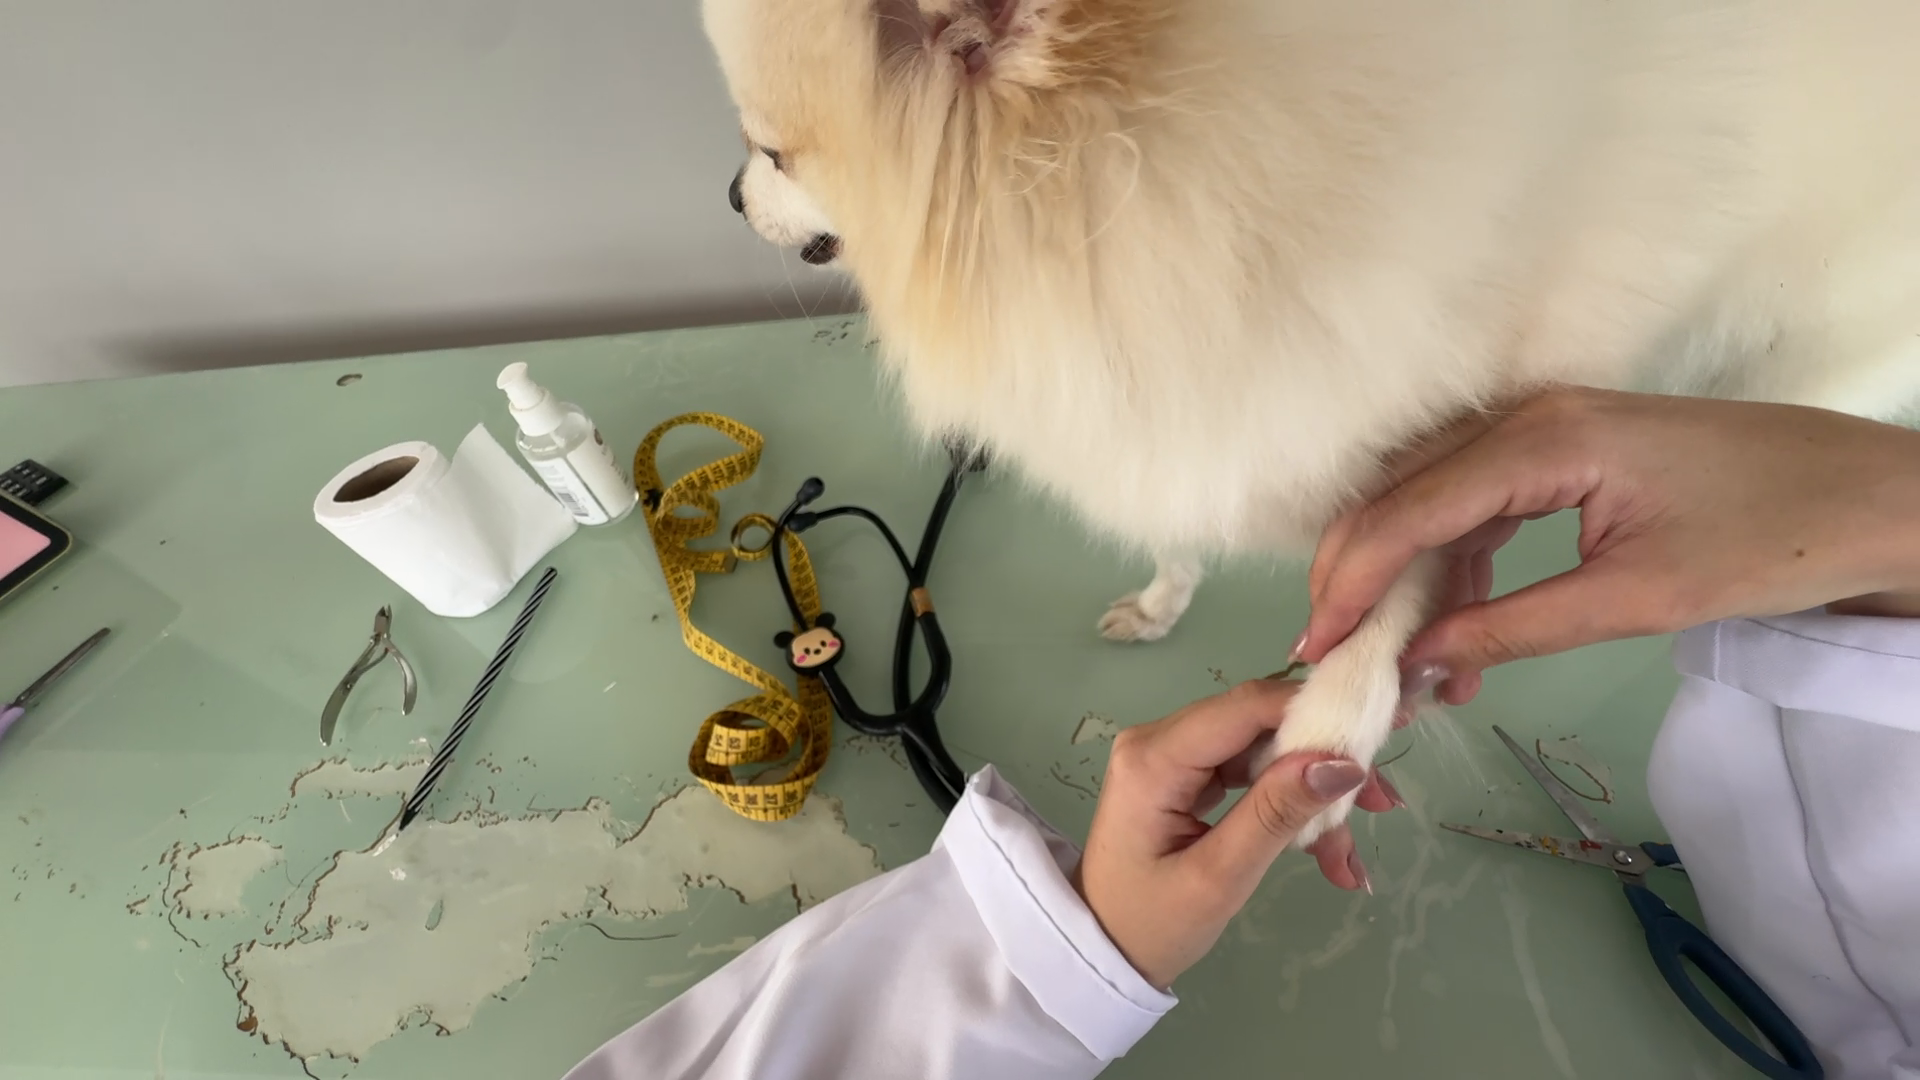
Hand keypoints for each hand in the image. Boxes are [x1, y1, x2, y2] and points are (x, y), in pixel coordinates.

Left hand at [1072, 678, 1391, 988]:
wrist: (1102, 945)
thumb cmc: (1150, 922)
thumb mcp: (1219, 877)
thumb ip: (1275, 814)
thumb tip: (1339, 762)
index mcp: (1153, 756)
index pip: (1243, 707)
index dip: (1311, 712)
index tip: (1374, 739)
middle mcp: (1157, 739)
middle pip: (1255, 724)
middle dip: (1319, 763)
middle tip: (1381, 806)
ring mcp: (1168, 754)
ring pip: (1259, 751)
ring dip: (1308, 794)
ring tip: (1346, 858)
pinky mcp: (1182, 773)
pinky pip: (1245, 772)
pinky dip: (1284, 804)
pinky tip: (1322, 849)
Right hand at [1300, 388, 1919, 697]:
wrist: (1892, 495)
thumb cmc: (1780, 541)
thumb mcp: (1640, 600)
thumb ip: (1512, 629)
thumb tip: (1416, 665)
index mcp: (1540, 442)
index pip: (1408, 514)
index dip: (1352, 581)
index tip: (1319, 642)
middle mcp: (1512, 420)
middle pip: (1390, 497)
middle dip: (1349, 572)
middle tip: (1329, 641)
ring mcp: (1521, 431)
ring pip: (1413, 502)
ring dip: (1391, 573)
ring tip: (1384, 643)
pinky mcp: (1536, 453)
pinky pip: (1459, 508)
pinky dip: (1441, 566)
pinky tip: (1446, 618)